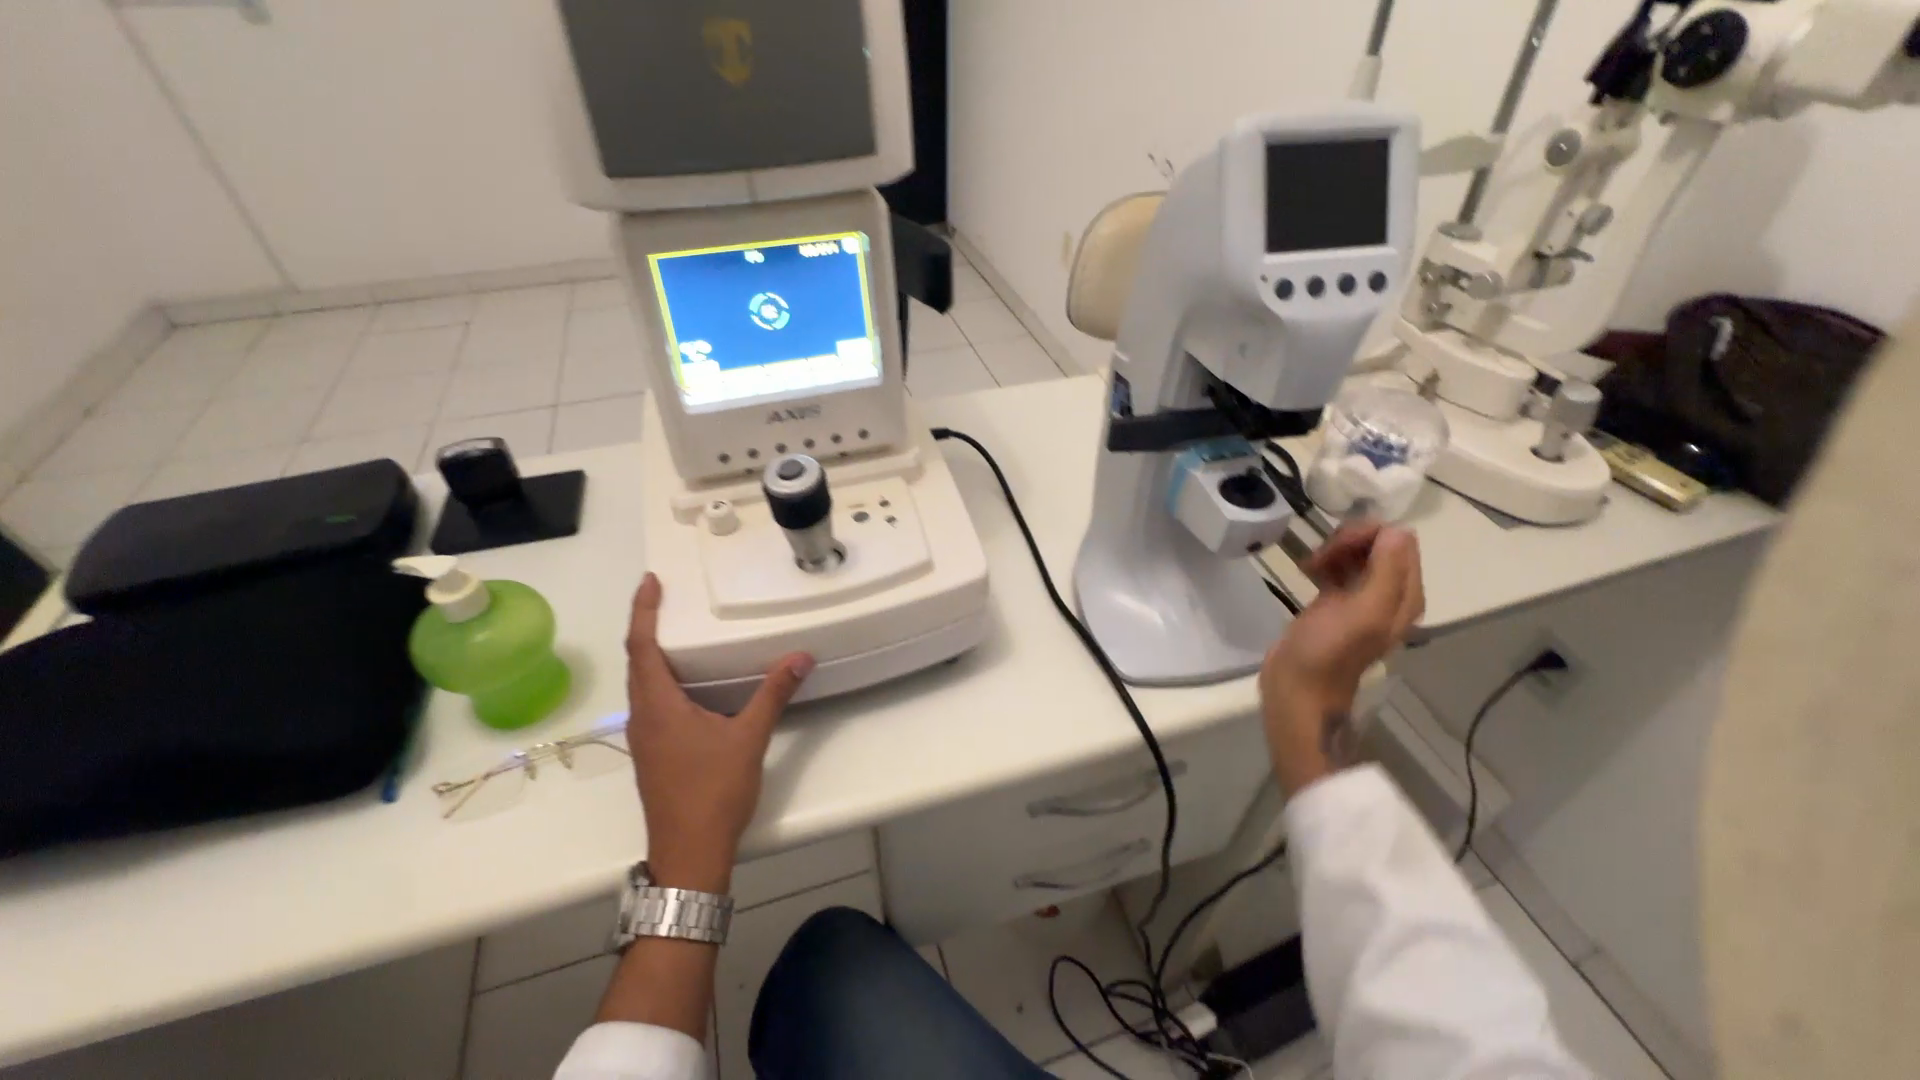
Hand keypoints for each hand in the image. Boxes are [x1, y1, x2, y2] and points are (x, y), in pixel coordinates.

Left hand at [624, 573, 813, 892]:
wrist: (688, 853)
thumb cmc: (712, 793)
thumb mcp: (749, 739)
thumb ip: (773, 694)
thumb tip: (800, 657)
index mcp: (658, 706)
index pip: (642, 646)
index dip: (643, 611)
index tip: (651, 582)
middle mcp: (642, 717)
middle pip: (637, 662)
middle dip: (647, 627)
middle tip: (666, 599)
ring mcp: (644, 738)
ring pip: (642, 685)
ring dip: (653, 655)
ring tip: (679, 634)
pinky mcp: (653, 754)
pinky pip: (651, 704)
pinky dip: (662, 681)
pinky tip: (689, 686)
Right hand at [1259, 524, 1423, 796]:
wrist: (1297, 687)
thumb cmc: (1330, 650)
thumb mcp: (1366, 610)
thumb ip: (1387, 570)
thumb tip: (1395, 529)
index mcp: (1405, 594)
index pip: (1401, 540)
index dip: (1370, 535)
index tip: (1339, 546)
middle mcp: (1389, 593)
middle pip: (1378, 543)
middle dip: (1350, 540)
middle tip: (1322, 556)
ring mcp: (1361, 597)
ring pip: (1355, 552)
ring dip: (1333, 550)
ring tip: (1312, 564)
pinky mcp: (1334, 601)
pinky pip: (1337, 567)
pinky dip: (1323, 562)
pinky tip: (1307, 569)